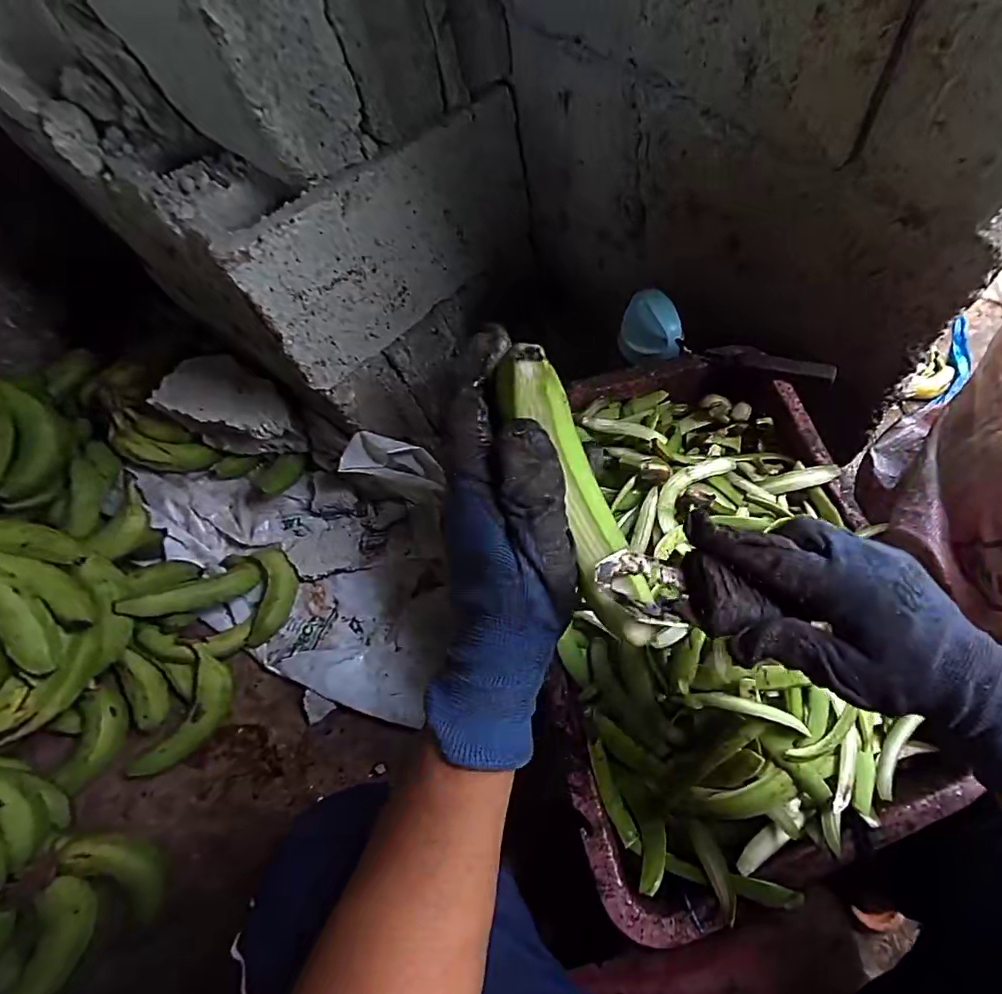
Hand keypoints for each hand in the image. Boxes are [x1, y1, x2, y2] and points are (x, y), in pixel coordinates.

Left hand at [424, 385, 575, 769]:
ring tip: (520, 376)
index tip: (500, 340)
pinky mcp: (481, 515)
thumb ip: (532, 488)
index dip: (479, 375)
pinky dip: (500, 432)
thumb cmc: (526, 603)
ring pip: (475, 439)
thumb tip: (523, 428)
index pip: (467, 420)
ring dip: (492, 403)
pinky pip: (487, 460)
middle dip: (483, 380)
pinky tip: (522, 428)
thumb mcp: (539, 547)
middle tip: (513, 349)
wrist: (501, 647)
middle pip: (465, 422)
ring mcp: (469, 503)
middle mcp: (462, 491)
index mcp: (473, 494)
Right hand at [682, 513, 1001, 791]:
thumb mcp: (847, 675)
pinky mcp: (890, 558)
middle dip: (760, 542)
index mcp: (842, 585)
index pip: (775, 560)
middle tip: (735, 562)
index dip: (735, 548)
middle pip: (796, 533)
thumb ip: (794, 648)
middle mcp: (858, 557)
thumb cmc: (906, 680)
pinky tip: (813, 584)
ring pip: (820, 533)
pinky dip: (814, 553)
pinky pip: (841, 543)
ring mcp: (877, 553)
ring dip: (789, 546)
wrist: (972, 672)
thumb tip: (739, 639)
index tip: (701, 533)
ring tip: (772, 577)